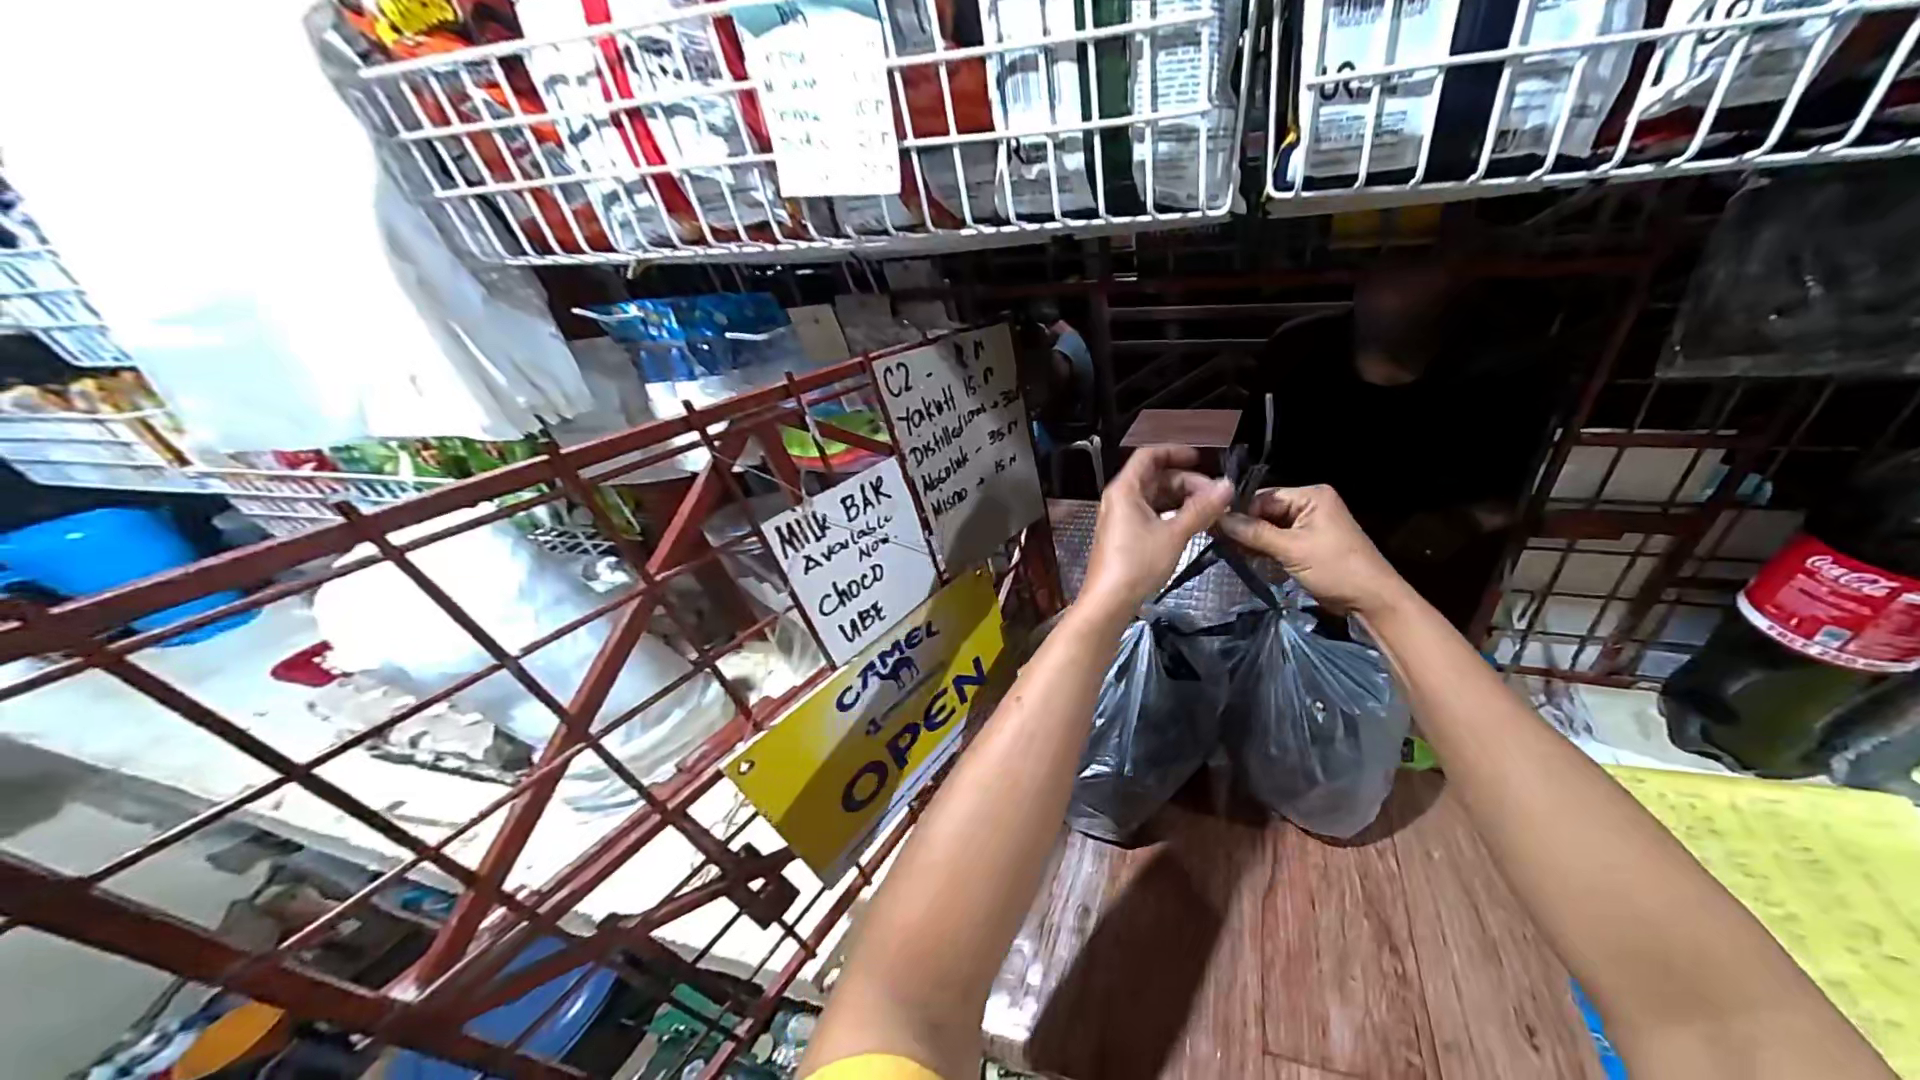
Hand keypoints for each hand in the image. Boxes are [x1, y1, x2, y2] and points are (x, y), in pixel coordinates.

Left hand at [1077, 446, 1232, 622]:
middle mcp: (1119, 499)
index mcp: (1125, 490)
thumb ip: (1201, 509)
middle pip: (1155, 478)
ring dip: (1181, 500)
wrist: (1109, 600)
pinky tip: (1192, 525)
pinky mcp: (1124, 535)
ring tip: (1209, 511)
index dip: (1175, 452)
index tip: (1201, 459)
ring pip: (1155, 498)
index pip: (1148, 456)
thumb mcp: (1174, 534)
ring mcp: (1120, 518)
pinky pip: (1150, 514)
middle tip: (1215, 497)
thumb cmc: (1137, 564)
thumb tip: (1226, 486)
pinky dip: (1171, 515)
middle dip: (1186, 482)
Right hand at [1217, 485, 1411, 615]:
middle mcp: (1309, 504)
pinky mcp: (1306, 543)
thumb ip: (1253, 533)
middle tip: (1220, 544)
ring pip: (1268, 528)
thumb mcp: (1291, 549)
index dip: (1240, 512)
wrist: (1371, 600)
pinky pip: (1276, 541)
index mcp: (1311, 495)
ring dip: (1252, 542)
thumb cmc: (1335, 568)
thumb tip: (1218, 519)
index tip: (1216, 529)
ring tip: (1233, 553)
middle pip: (1264, 512)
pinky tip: (1248, 559)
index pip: (1263, 497)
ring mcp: (1308, 525)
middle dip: (1245, 529)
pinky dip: (1263, 550)